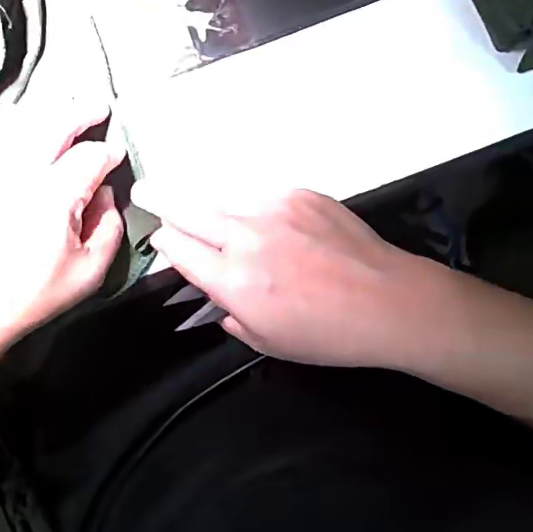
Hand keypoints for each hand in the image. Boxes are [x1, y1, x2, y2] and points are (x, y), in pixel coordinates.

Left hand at [0, 97, 126, 361]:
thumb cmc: (28, 296)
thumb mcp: (88, 272)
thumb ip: (109, 227)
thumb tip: (105, 193)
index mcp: (53, 197)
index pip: (91, 156)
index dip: (109, 153)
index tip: (116, 157)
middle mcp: (19, 172)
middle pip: (55, 120)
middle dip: (82, 110)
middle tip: (98, 108)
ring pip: (20, 119)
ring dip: (48, 108)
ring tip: (65, 107)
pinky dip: (10, 119)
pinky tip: (22, 119)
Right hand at [135, 184, 451, 369]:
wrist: (388, 301)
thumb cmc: (328, 334)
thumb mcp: (267, 341)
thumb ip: (230, 314)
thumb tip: (217, 293)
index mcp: (233, 281)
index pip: (178, 249)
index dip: (164, 242)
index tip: (161, 238)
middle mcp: (246, 238)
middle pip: (188, 209)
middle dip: (160, 199)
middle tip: (144, 189)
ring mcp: (274, 209)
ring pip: (224, 197)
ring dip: (212, 205)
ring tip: (207, 207)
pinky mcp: (301, 194)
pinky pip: (263, 196)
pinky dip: (256, 207)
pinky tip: (269, 223)